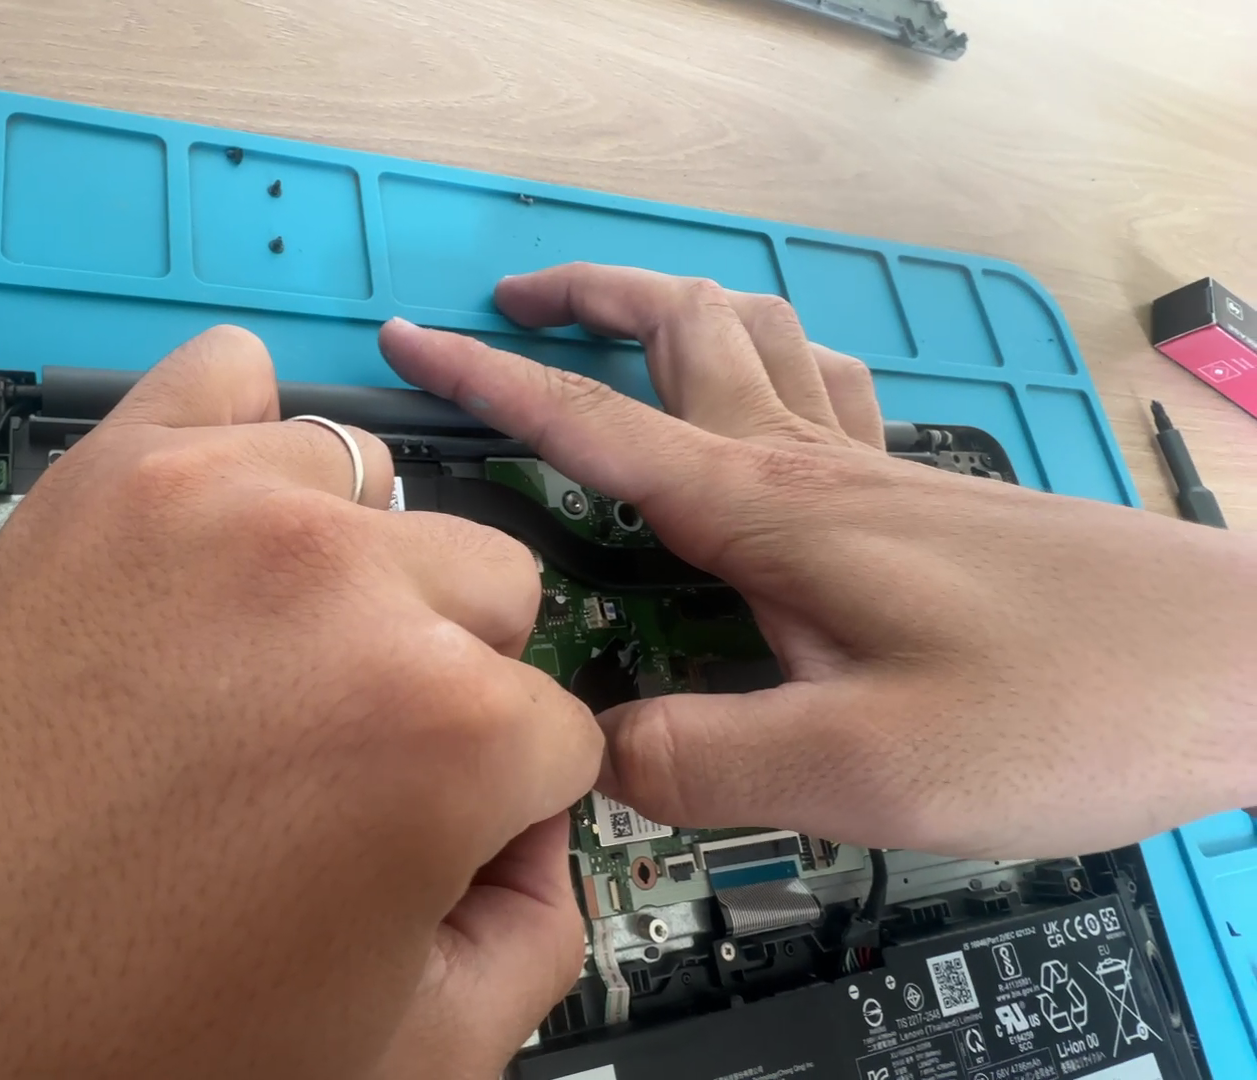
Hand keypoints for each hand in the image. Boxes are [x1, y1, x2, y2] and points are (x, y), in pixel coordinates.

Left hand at [0, 326, 601, 1077]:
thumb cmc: (128, 1026)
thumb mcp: (399, 1053)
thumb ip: (532, 935)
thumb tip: (536, 828)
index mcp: (440, 732)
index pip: (559, 726)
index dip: (504, 794)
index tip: (430, 818)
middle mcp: (345, 585)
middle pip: (492, 585)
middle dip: (447, 668)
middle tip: (342, 734)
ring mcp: (227, 501)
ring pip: (380, 485)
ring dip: (350, 564)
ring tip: (263, 643)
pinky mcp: (126, 466)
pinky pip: (232, 375)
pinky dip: (246, 439)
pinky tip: (216, 528)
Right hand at [380, 263, 1256, 858]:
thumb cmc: (1067, 709)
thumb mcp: (862, 768)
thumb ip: (701, 760)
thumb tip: (583, 751)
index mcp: (750, 505)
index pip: (581, 418)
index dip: (483, 377)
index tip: (413, 339)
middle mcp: (792, 456)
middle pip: (672, 324)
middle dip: (576, 298)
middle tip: (509, 303)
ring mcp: (855, 455)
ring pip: (747, 325)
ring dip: (664, 303)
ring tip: (609, 316)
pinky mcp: (904, 476)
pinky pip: (817, 371)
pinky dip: (761, 347)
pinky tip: (752, 376)